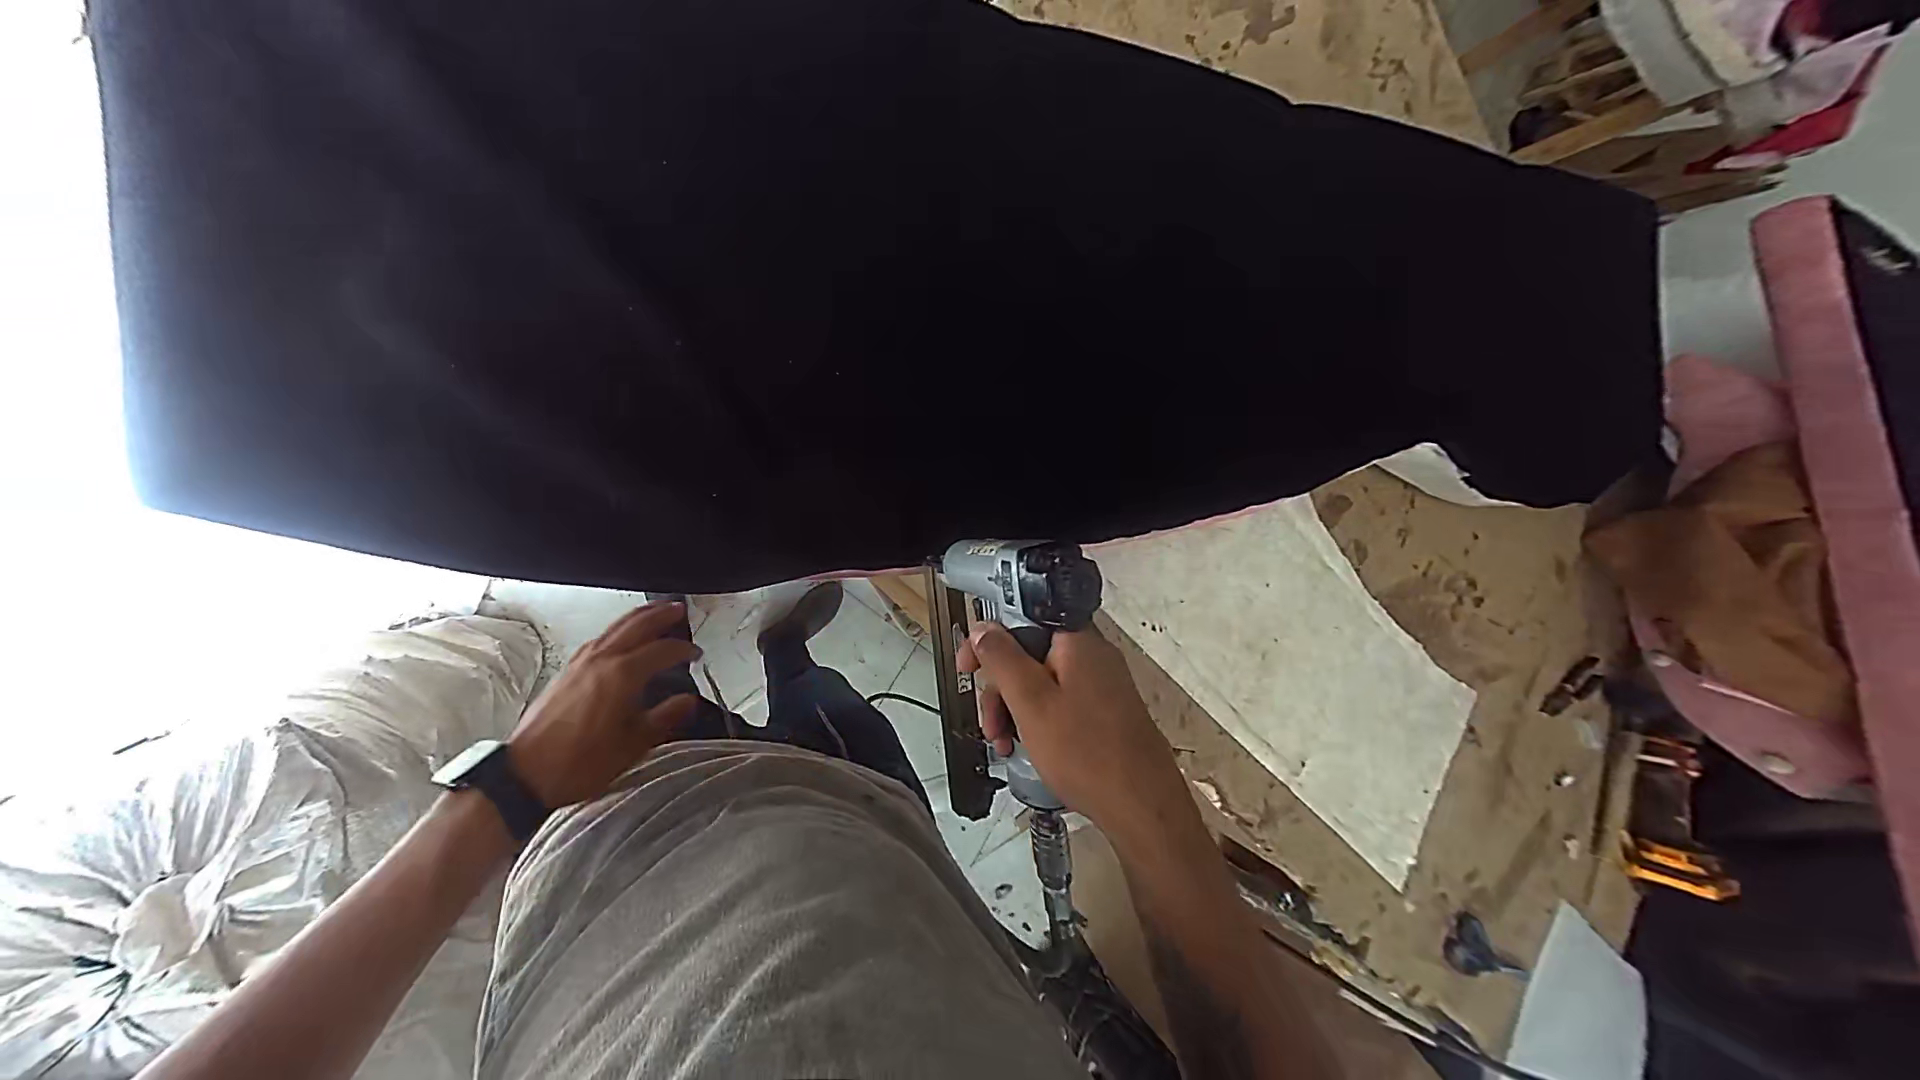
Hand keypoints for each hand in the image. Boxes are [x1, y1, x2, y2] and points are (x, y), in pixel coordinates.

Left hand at [507, 601, 700, 807]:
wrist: (525, 775)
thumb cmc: (578, 762)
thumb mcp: (634, 744)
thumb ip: (665, 717)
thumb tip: (686, 702)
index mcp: (623, 675)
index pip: (663, 650)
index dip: (684, 649)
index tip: (695, 653)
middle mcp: (601, 661)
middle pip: (637, 624)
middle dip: (661, 614)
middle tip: (679, 609)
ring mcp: (580, 663)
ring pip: (615, 626)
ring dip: (638, 616)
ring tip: (654, 613)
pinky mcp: (566, 671)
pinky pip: (599, 638)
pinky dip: (617, 629)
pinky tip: (619, 638)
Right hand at [958, 623, 1188, 835]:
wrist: (1143, 808)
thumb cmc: (1086, 754)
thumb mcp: (1030, 702)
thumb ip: (1002, 658)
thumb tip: (984, 628)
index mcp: (1076, 641)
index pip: (1022, 617)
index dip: (989, 639)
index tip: (968, 667)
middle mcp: (1092, 655)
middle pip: (1028, 654)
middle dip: (1000, 688)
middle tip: (991, 722)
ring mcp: (1101, 684)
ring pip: (1041, 682)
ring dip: (1015, 709)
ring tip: (1005, 744)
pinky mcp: (1105, 711)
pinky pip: (1060, 702)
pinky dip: (1037, 721)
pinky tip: (1028, 748)